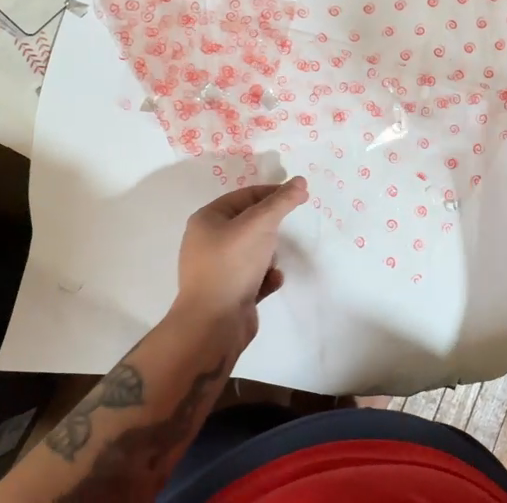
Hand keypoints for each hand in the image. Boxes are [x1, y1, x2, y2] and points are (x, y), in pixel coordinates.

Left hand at [169, 176, 306, 347]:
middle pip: (249, 223)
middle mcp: (207, 242)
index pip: (245, 196)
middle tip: (287, 229)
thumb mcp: (260, 224)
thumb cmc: (232, 265)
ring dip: (270, 254)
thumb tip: (300, 181)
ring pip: (253, 250)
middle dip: (271, 227)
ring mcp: (217, 269)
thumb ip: (282, 201)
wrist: (213, 324)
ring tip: (273, 261)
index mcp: (207, 221)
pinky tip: (273, 280)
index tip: (299, 197)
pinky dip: (266, 276)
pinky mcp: (228, 293)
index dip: (273, 193)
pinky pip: (254, 276)